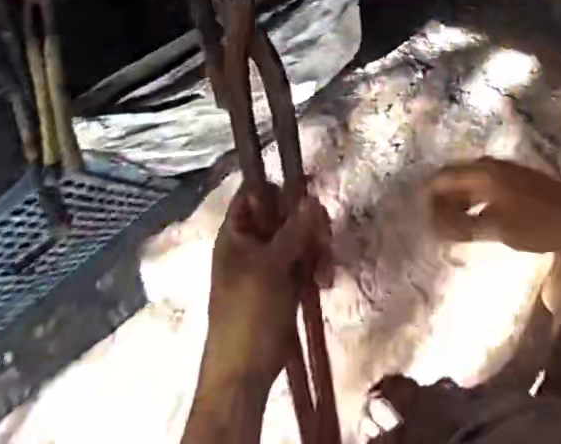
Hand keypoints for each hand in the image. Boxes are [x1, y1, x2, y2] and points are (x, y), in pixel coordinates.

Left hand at [200, 184, 329, 393]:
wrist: (243, 374)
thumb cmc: (248, 313)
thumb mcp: (271, 267)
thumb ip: (293, 230)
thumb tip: (311, 198)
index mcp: (237, 232)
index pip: (254, 192)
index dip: (278, 187)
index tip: (308, 188)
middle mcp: (252, 242)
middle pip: (284, 214)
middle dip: (307, 224)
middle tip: (323, 237)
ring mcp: (269, 264)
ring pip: (299, 238)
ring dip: (316, 249)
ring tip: (324, 271)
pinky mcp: (284, 285)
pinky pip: (304, 262)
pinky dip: (316, 268)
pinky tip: (324, 283)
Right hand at [426, 159, 560, 255]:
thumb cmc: (541, 224)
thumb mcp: (499, 228)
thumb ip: (465, 226)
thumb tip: (435, 226)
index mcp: (483, 171)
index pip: (442, 177)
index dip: (428, 196)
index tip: (420, 218)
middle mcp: (491, 166)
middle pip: (455, 178)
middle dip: (441, 200)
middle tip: (432, 226)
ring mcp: (506, 173)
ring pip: (470, 184)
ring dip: (458, 203)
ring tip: (449, 228)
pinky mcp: (517, 184)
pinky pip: (484, 190)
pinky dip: (474, 204)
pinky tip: (475, 224)